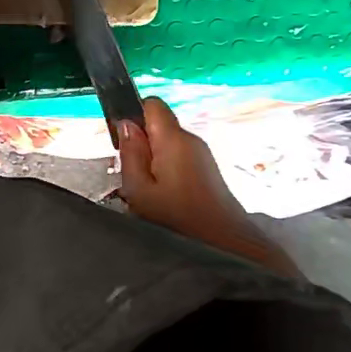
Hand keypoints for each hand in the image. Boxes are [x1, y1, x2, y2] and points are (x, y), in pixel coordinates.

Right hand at [119, 98, 297, 276]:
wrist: (226, 247)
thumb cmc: (177, 220)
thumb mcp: (140, 190)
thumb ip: (130, 154)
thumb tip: (126, 124)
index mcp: (174, 139)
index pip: (152, 104)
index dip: (133, 116)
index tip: (124, 144)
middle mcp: (192, 140)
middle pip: (159, 127)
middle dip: (141, 145)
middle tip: (132, 176)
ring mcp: (203, 157)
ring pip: (168, 146)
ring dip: (153, 163)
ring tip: (147, 193)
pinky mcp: (208, 172)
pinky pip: (180, 161)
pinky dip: (167, 174)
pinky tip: (163, 200)